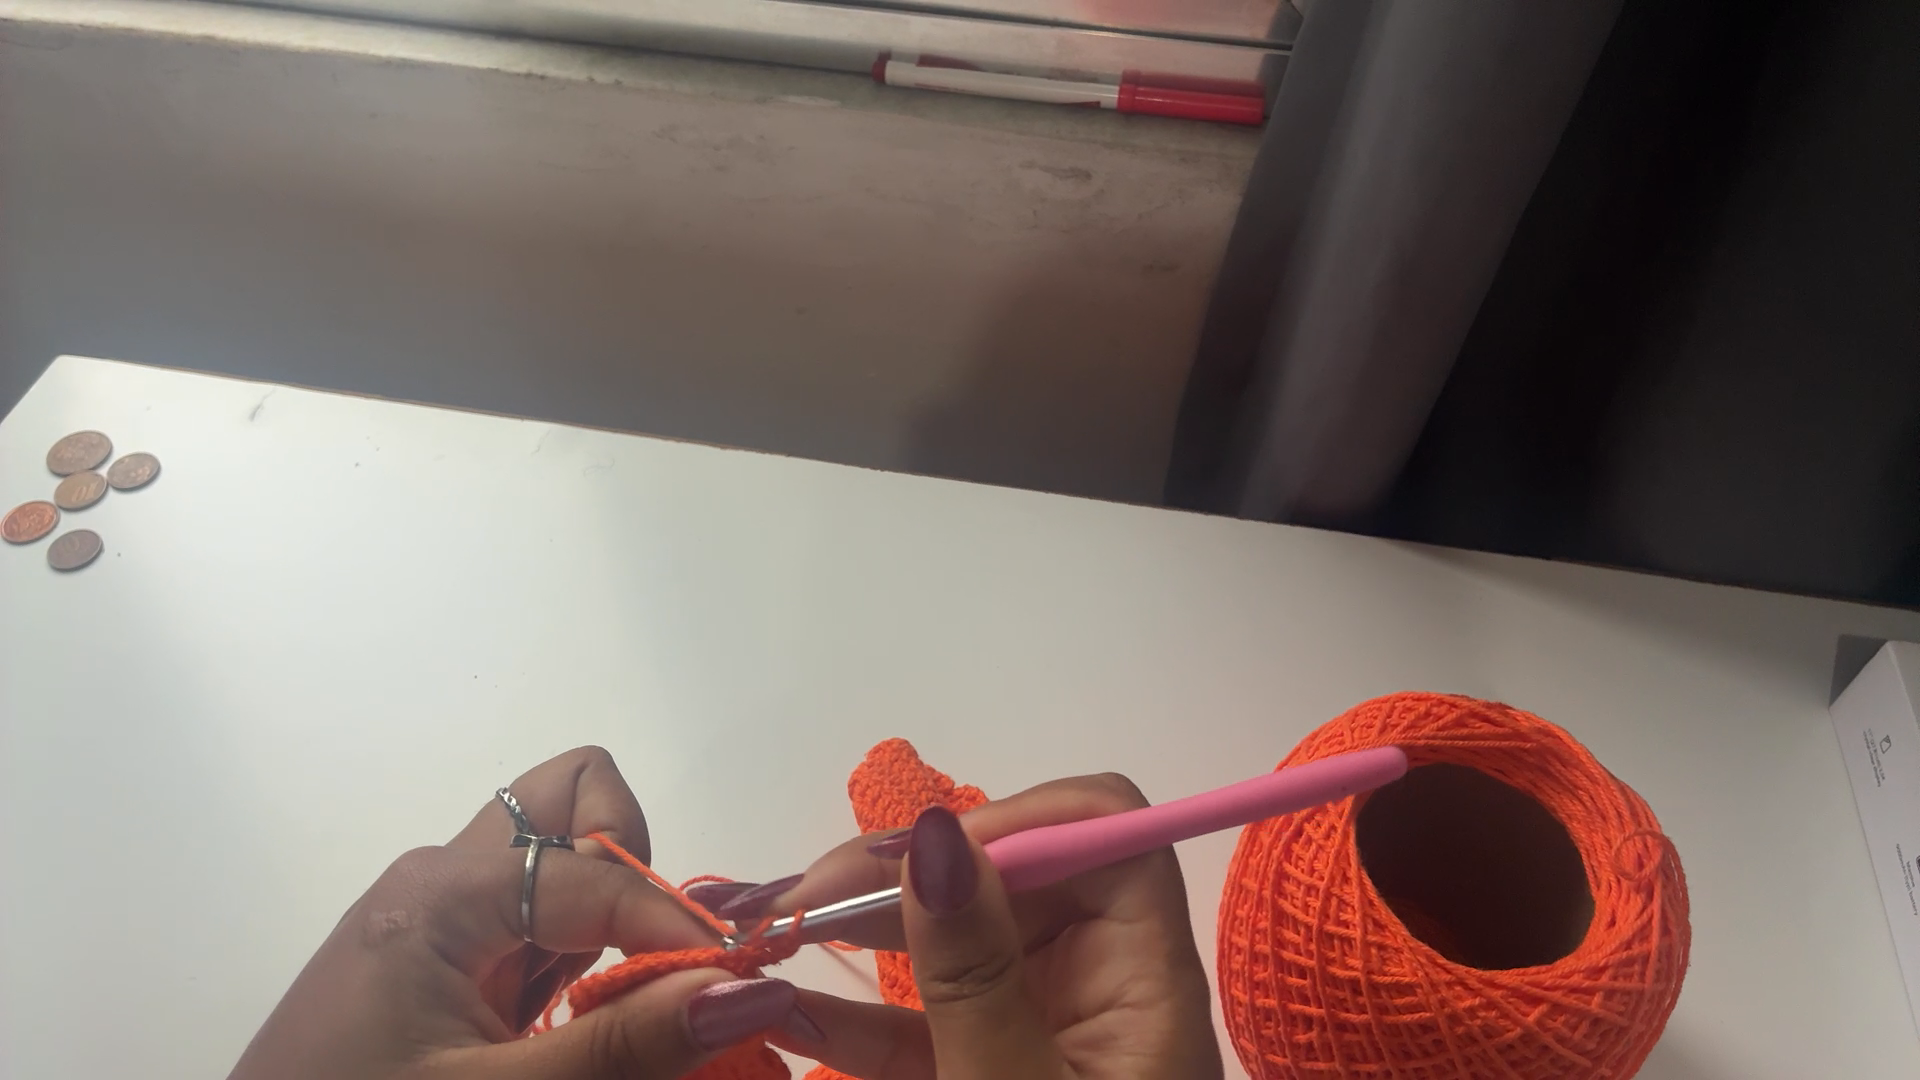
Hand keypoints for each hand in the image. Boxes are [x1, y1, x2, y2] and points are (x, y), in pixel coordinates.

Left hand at [230, 746, 818, 1079]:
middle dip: (629, 851)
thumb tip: (756, 986)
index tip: (730, 984)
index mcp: (444, 890)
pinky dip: (577, 938)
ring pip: (564, 840)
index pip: (604, 873)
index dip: (675, 924)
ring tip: (582, 993)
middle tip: (635, 943)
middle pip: (574, 789)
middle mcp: (445, 871)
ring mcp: (442, 905)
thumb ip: (625, 1042)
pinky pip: (544, 900)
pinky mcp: (444, 945)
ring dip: (604, 901)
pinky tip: (548, 1010)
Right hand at [702, 774, 1223, 1078]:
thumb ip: (974, 976)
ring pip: (958, 931)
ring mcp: (1040, 1021)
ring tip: (774, 926)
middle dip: (912, 867)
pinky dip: (857, 1008)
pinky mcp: (989, 1063)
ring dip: (867, 926)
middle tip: (808, 891)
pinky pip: (924, 1012)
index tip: (923, 852)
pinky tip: (784, 1005)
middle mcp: (1098, 981)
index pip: (1104, 829)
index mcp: (1141, 978)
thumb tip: (934, 830)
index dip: (1021, 815)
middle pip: (1016, 868)